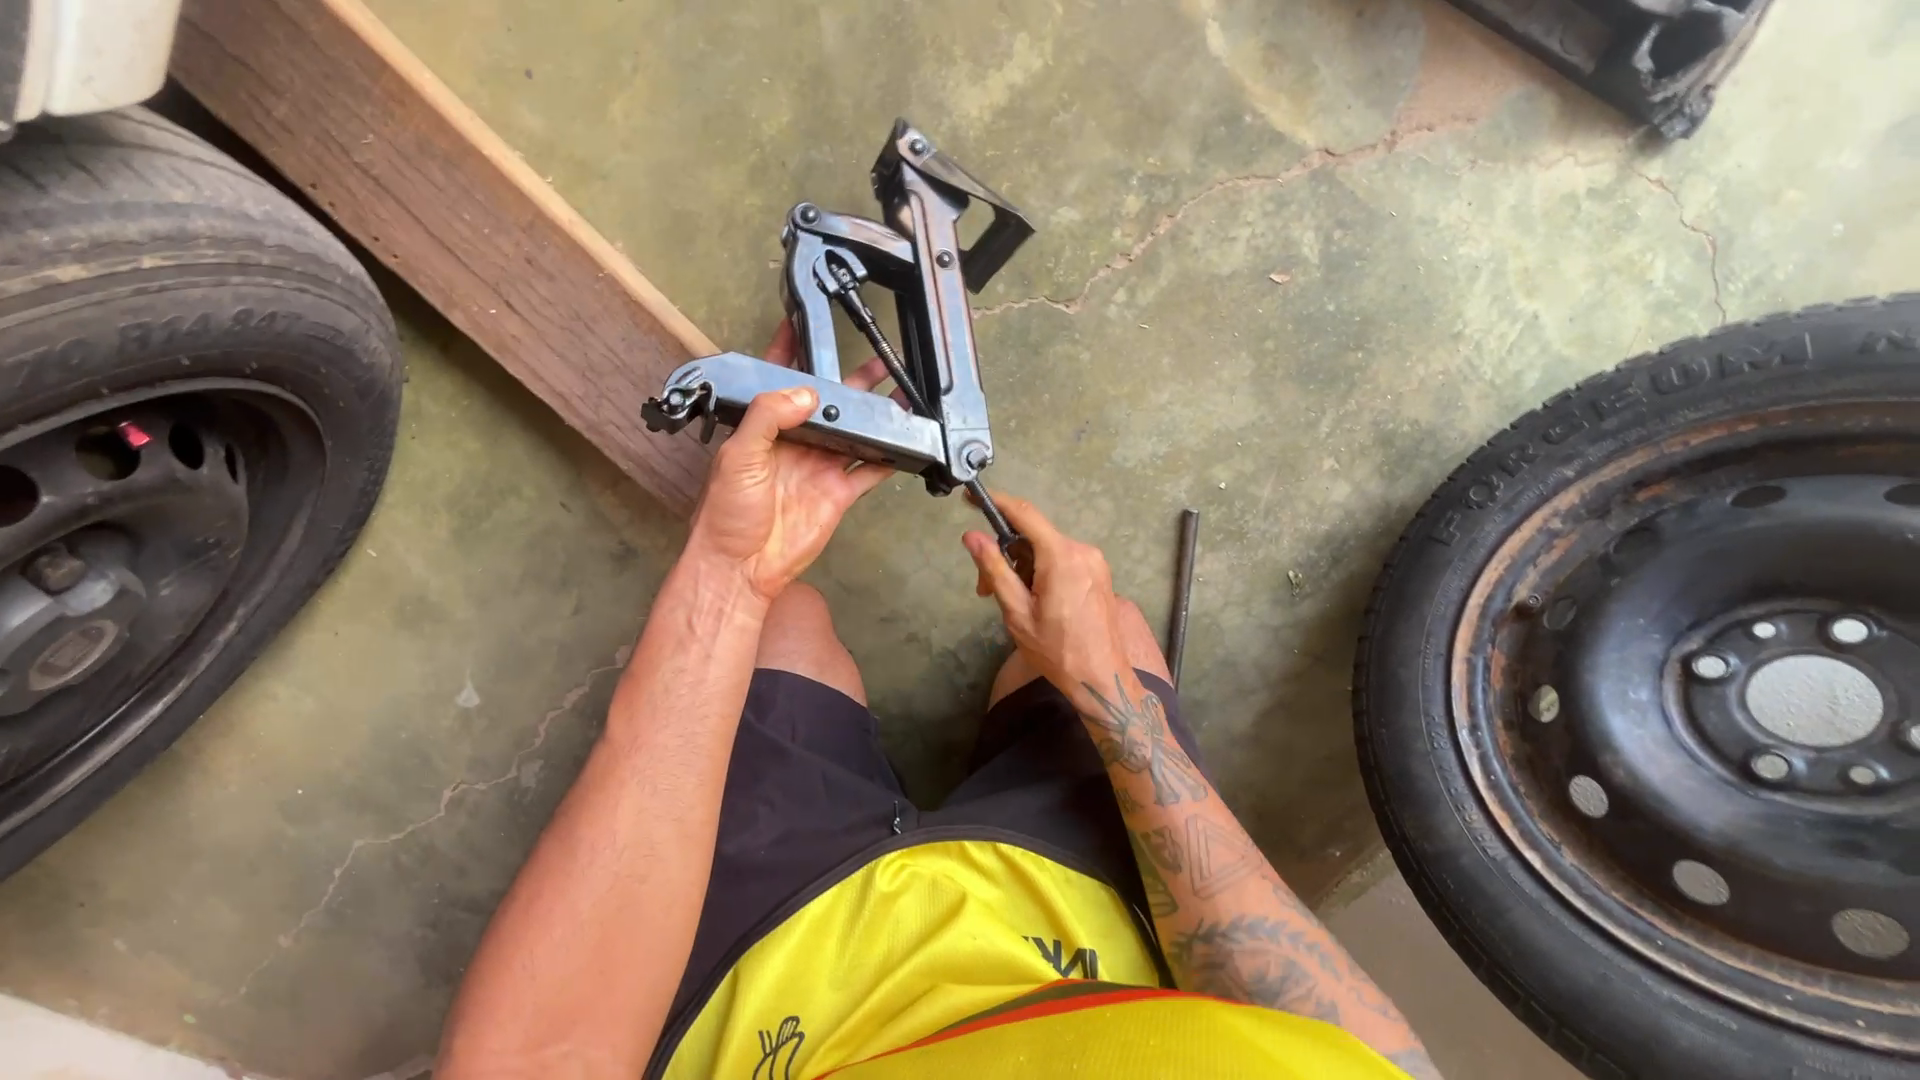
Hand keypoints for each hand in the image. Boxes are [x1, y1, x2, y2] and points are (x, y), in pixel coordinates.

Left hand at [684, 320, 896, 601]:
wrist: (741, 567)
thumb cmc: (725, 513)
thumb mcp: (739, 455)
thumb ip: (769, 416)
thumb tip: (806, 392)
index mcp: (766, 426)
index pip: (780, 378)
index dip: (793, 349)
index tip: (807, 321)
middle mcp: (796, 442)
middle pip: (830, 402)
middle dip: (853, 380)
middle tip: (880, 359)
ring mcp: (820, 466)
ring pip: (857, 431)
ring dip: (878, 414)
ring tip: (903, 392)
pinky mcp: (838, 493)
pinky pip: (870, 470)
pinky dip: (889, 458)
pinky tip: (907, 442)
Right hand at [963, 494, 1134, 695]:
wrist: (1102, 679)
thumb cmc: (1057, 651)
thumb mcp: (1017, 612)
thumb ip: (995, 570)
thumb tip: (972, 536)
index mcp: (1062, 557)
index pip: (1024, 514)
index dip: (996, 503)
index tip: (971, 499)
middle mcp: (1082, 550)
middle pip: (1033, 537)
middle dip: (1005, 556)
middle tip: (984, 590)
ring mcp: (1094, 561)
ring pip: (1046, 549)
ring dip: (1023, 568)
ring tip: (1012, 603)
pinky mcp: (1099, 573)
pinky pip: (1063, 560)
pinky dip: (1042, 572)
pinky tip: (1034, 600)